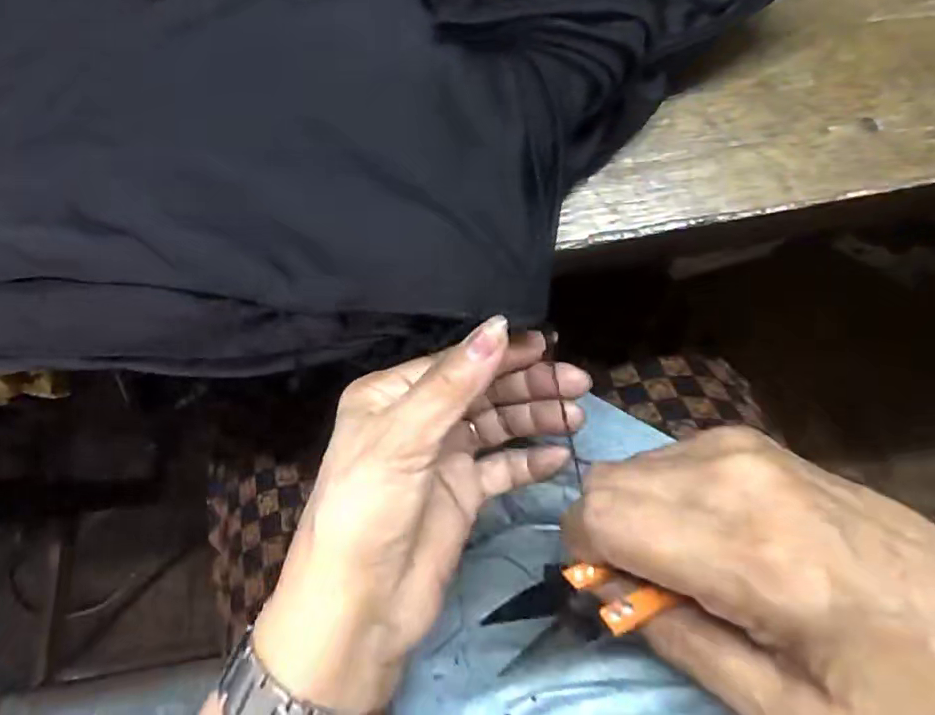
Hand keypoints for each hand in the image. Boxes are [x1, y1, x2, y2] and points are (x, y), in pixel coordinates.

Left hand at [252, 316, 591, 711]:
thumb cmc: (370, 507)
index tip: (546, 346)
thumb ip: (454, 380)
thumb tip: (497, 325)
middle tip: (576, 383)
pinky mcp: (460, 496)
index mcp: (390, 395)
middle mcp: (417, 419)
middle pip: (481, 391)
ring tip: (574, 417)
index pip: (456, 362)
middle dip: (527, 384)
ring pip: (496, 426)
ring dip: (534, 418)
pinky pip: (501, 468)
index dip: (500, 353)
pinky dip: (528, 461)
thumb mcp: (406, 436)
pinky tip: (556, 457)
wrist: (359, 609)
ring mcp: (441, 458)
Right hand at [560, 427, 934, 714]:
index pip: (600, 515)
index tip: (612, 604)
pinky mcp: (760, 440)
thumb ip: (682, 640)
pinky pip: (673, 459)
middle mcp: (735, 474)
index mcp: (747, 549)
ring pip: (635, 467)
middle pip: (608, 483)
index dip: (582, 561)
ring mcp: (748, 446)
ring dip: (637, 518)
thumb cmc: (914, 703)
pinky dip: (667, 498)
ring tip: (693, 575)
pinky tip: (717, 542)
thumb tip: (608, 594)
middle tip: (653, 597)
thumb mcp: (790, 712)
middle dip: (606, 539)